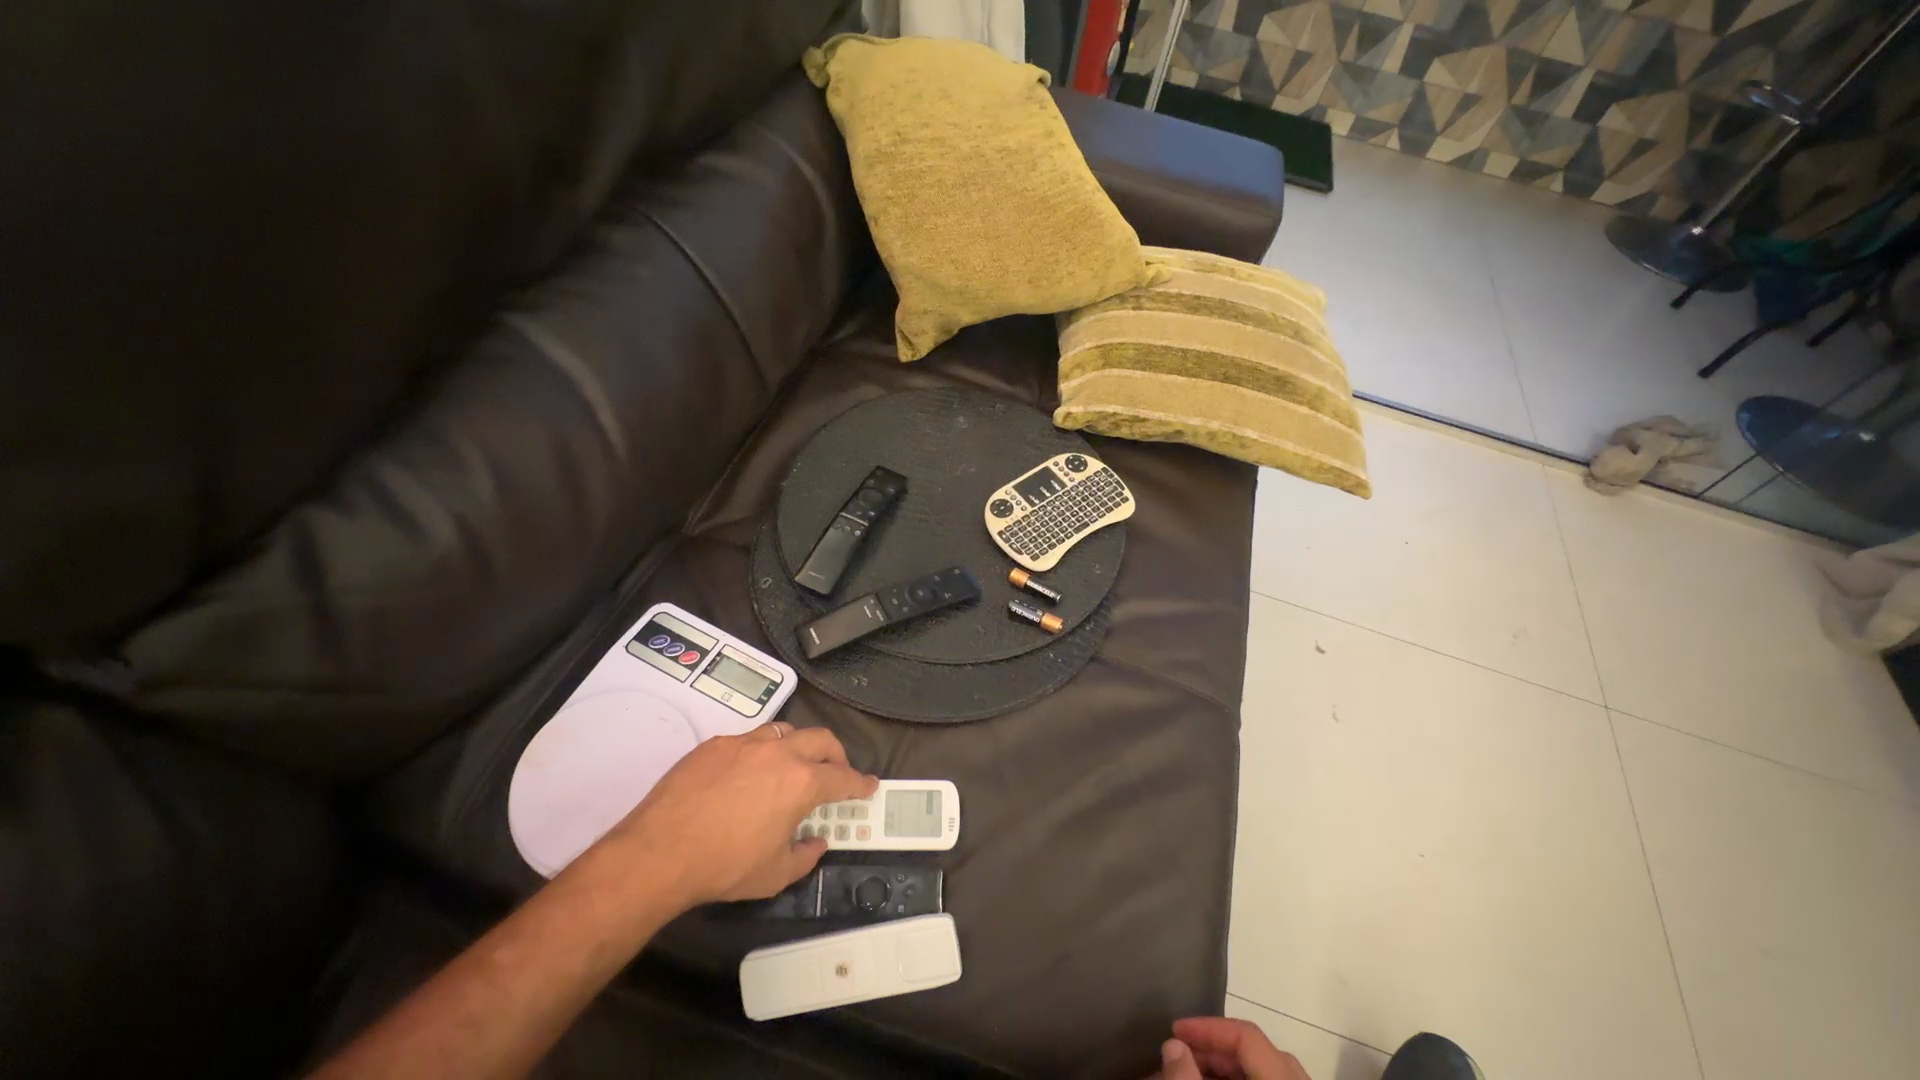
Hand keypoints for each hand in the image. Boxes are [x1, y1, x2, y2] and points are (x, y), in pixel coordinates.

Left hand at [600, 722, 877, 906]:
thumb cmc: (724, 867)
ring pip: (784, 731)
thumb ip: (804, 856)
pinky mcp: (713, 746)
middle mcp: (777, 753)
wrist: (658, 853)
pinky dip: (760, 753)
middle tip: (837, 772)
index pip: (842, 778)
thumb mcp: (775, 874)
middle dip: (836, 755)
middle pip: (820, 740)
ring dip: (799, 745)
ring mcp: (743, 744)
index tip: (868, 785)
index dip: (860, 783)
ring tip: (795, 764)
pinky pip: (747, 740)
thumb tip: (815, 843)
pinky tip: (749, 774)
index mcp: (800, 783)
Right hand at [1151, 1018, 1311, 1079]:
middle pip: (1257, 1051)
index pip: (1247, 1034)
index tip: (1173, 1030)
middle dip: (1213, 1049)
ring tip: (1190, 1071)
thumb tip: (1173, 1044)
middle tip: (1178, 1055)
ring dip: (1223, 1066)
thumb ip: (1188, 1076)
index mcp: (1282, 1077)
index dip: (1207, 1027)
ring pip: (1263, 1070)